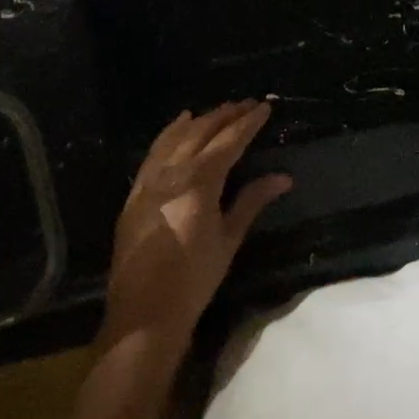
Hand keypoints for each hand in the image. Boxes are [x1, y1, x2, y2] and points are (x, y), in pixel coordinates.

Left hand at [101, 101, 291, 346]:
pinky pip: (155, 152)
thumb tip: (283, 177)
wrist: (144, 315)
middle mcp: (172, 173)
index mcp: (199, 181)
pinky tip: (179, 126)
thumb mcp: (229, 239)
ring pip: (175, 137)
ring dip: (200, 120)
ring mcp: (148, 182)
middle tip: (247, 103)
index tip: (265, 107)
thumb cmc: (194, 279)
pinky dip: (170, 134)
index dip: (248, 122)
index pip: (229, 141)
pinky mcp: (134, 194)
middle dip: (225, 115)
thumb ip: (252, 201)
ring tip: (219, 110)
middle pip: (201, 132)